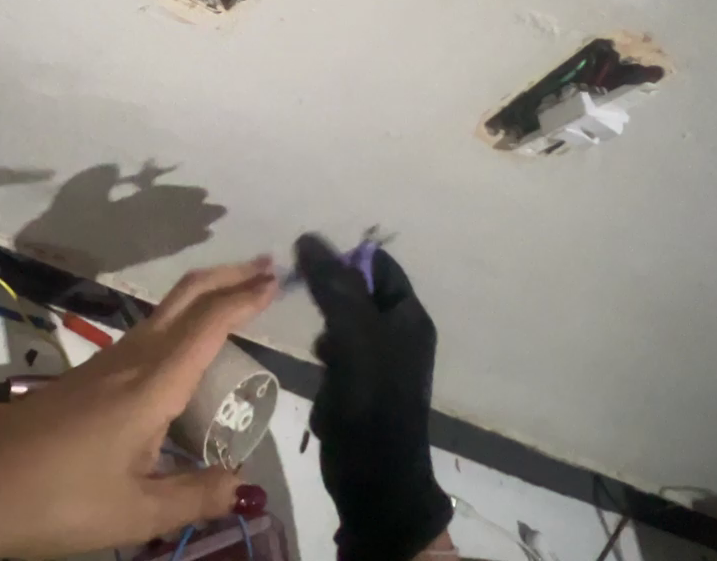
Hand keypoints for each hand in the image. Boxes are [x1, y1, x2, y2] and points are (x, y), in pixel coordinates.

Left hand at [0, 259, 278, 560]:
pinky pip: (148, 331)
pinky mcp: (88, 374)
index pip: (208, 324)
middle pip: (185, 297)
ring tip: (236, 297)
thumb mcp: (135, 513)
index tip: (277, 279)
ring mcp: (106, 362)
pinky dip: (181, 318)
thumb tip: (243, 482)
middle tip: (266, 268)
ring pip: (165, 310)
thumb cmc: (59, 502)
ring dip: (204, 294)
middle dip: (227, 275)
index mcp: (151, 383)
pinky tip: (184, 348)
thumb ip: (195, 495)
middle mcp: (132, 358)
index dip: (245, 298)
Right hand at [295, 235, 450, 560]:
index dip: (345, 258)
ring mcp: (380, 361)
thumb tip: (307, 237)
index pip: (377, 265)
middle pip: (357, 292)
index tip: (310, 262)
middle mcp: (399, 333)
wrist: (374, 479)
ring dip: (326, 333)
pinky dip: (326, 361)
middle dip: (331, 297)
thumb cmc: (371, 397)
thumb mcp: (353, 331)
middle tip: (309, 304)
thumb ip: (332, 284)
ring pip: (342, 324)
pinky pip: (337, 356)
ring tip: (322, 351)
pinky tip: (321, 375)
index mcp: (409, 316)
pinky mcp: (360, 386)